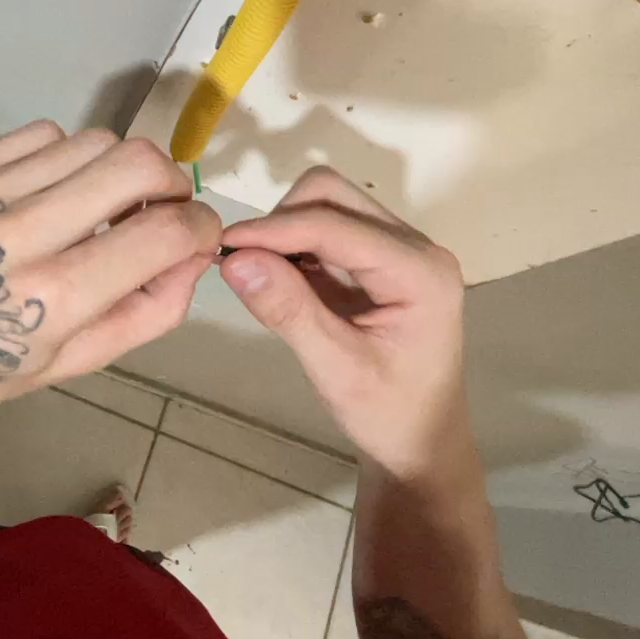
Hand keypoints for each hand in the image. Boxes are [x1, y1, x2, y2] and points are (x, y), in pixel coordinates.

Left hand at [0, 120, 219, 428]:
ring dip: (117, 169)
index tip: (200, 233)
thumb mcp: (85, 358)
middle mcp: (17, 235)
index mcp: (52, 298)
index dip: (201, 226)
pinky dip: (68, 156)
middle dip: (170, 182)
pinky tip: (55, 192)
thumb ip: (155, 307)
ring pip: (93, 140)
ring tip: (102, 205)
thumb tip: (200, 248)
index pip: (162, 233)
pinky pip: (45, 133)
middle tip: (161, 208)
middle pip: (133, 162)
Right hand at [217, 167, 465, 475]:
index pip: (333, 225)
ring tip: (260, 276)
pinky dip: (292, 245)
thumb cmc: (387, 414)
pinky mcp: (375, 260)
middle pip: (332, 195)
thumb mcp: (335, 370)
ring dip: (284, 231)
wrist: (420, 442)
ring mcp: (395, 249)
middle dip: (280, 221)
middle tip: (244, 264)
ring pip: (326, 205)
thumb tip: (232, 260)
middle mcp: (413, 247)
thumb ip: (287, 311)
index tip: (219, 246)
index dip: (273, 229)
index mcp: (418, 271)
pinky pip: (325, 229)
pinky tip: (277, 280)